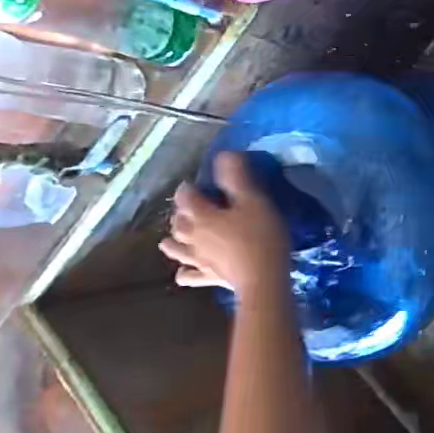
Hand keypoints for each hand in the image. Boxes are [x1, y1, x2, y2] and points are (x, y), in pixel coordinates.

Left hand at [159, 152, 291, 292]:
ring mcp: (198, 259)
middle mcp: (193, 237)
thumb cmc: (260, 236)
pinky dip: (184, 272)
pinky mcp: (207, 277)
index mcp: (202, 215)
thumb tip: (224, 154)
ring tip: (171, 237)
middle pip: (178, 222)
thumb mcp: (254, 200)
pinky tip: (184, 271)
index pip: (186, 197)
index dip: (188, 187)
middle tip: (187, 207)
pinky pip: (189, 275)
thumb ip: (237, 177)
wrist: (263, 278)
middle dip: (180, 213)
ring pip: (176, 248)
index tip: (195, 182)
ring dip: (172, 241)